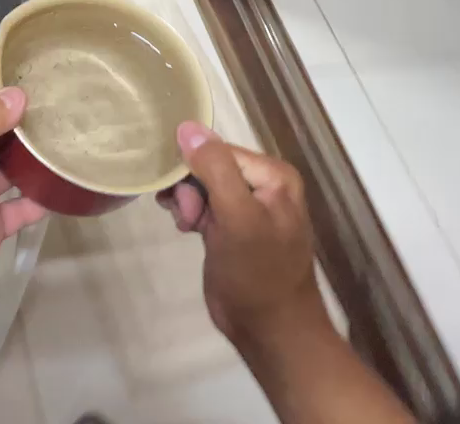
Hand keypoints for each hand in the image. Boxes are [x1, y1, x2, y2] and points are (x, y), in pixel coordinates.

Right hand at [159, 121, 326, 348]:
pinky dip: (189, 212)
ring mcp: (248, 206)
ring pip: (199, 183)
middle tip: (186, 217)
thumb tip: (187, 127)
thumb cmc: (258, 274)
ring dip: (185, 201)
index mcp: (273, 175)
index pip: (217, 150)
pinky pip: (202, 203)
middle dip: (188, 188)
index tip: (186, 201)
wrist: (271, 332)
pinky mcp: (233, 227)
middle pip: (207, 165)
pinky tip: (187, 229)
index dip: (194, 171)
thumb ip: (215, 169)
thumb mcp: (237, 217)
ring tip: (186, 225)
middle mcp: (264, 184)